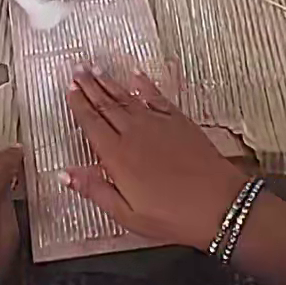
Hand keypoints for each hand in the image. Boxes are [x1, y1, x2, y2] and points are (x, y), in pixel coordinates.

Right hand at [65, 69, 249, 250]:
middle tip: (77, 70)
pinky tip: (136, 76)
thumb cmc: (173, 216)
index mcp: (117, 156)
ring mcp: (157, 124)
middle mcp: (134, 134)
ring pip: (127, 97)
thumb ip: (95, 190)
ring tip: (95, 68)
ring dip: (109, 82)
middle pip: (105, 104)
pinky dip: (144, 85)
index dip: (79, 105)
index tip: (70, 90)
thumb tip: (65, 174)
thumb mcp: (127, 213)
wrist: (220, 206)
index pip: (91, 123)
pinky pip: (156, 97)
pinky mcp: (179, 122)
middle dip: (89, 85)